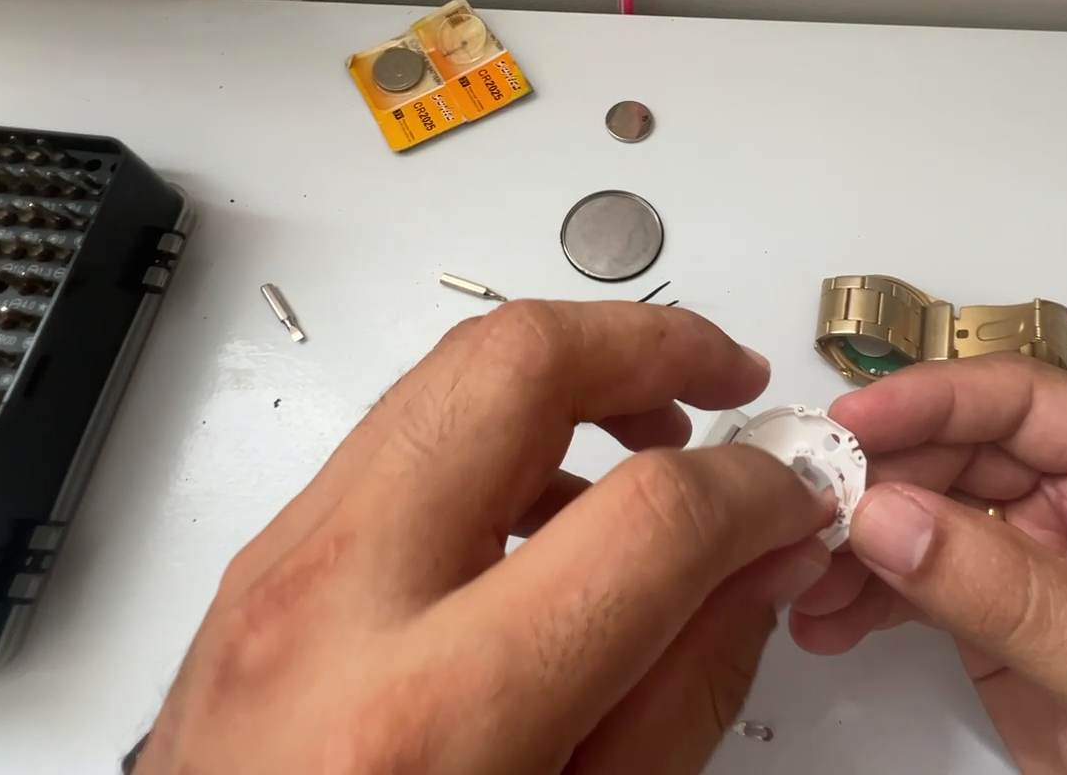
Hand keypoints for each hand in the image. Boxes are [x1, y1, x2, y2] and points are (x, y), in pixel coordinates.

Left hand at [136, 301, 833, 774]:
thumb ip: (691, 683)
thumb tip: (767, 548)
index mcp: (430, 724)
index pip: (644, 520)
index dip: (751, 490)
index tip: (792, 494)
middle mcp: (335, 603)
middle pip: (519, 364)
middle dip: (653, 342)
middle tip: (730, 372)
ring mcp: (284, 560)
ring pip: (463, 367)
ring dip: (588, 365)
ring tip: (665, 426)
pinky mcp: (274, 549)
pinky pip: (422, 426)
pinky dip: (522, 421)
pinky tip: (570, 495)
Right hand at [789, 354, 1066, 774]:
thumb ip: (1016, 594)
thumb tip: (887, 516)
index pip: (1023, 400)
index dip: (933, 398)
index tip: (855, 421)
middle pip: (954, 448)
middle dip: (880, 475)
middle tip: (814, 506)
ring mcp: (1029, 551)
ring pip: (921, 508)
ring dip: (859, 538)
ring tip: (811, 577)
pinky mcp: (992, 607)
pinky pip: (913, 576)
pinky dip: (865, 592)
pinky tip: (830, 618)